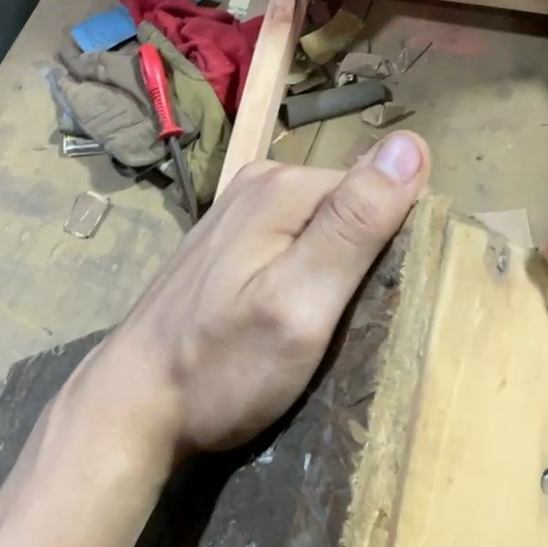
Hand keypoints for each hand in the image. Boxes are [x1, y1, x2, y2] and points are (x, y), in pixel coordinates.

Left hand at [100, 132, 430, 461]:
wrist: (135, 403)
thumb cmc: (221, 364)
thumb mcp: (300, 302)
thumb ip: (353, 225)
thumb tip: (412, 144)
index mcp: (284, 186)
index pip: (380, 191)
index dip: (394, 248)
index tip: (382, 304)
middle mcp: (260, 184)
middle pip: (350, 208)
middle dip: (365, 261)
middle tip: (349, 325)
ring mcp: (239, 214)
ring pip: (324, 230)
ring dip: (336, 275)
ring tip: (322, 328)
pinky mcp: (229, 245)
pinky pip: (293, 246)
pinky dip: (306, 279)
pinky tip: (291, 319)